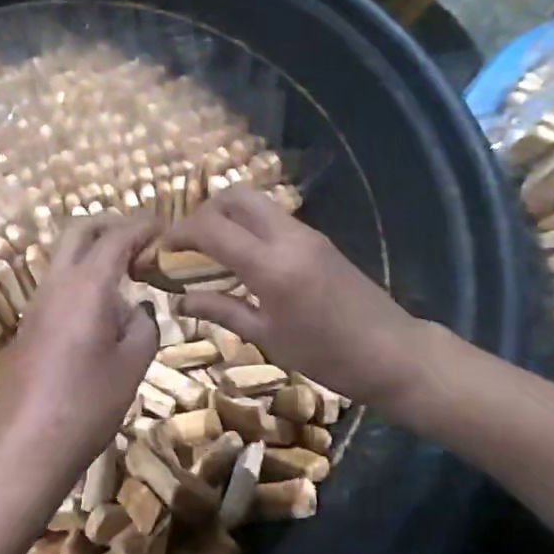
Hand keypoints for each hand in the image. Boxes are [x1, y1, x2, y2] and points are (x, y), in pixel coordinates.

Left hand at [0, 214, 158, 474]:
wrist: (26, 446)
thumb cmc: (88, 402)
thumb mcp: (133, 363)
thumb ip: (143, 325)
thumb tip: (138, 308)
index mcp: (87, 285)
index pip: (117, 236)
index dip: (143, 226)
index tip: (165, 226)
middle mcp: (56, 284)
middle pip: (78, 232)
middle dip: (110, 225)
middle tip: (141, 238)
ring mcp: (37, 305)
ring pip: (65, 258)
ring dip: (94, 253)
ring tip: (129, 273)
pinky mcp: (29, 327)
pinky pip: (59, 285)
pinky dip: (84, 279)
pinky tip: (105, 310)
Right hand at [161, 186, 426, 405]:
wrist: (391, 351)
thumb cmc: (327, 356)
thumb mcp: (268, 338)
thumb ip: (222, 311)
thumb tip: (181, 300)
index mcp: (271, 266)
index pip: (212, 229)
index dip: (180, 232)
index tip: (161, 248)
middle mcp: (288, 238)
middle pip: (236, 197)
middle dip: (203, 212)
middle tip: (188, 243)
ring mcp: (307, 234)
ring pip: (256, 204)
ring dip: (227, 216)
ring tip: (210, 250)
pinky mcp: (318, 239)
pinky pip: (274, 219)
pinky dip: (249, 226)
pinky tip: (242, 257)